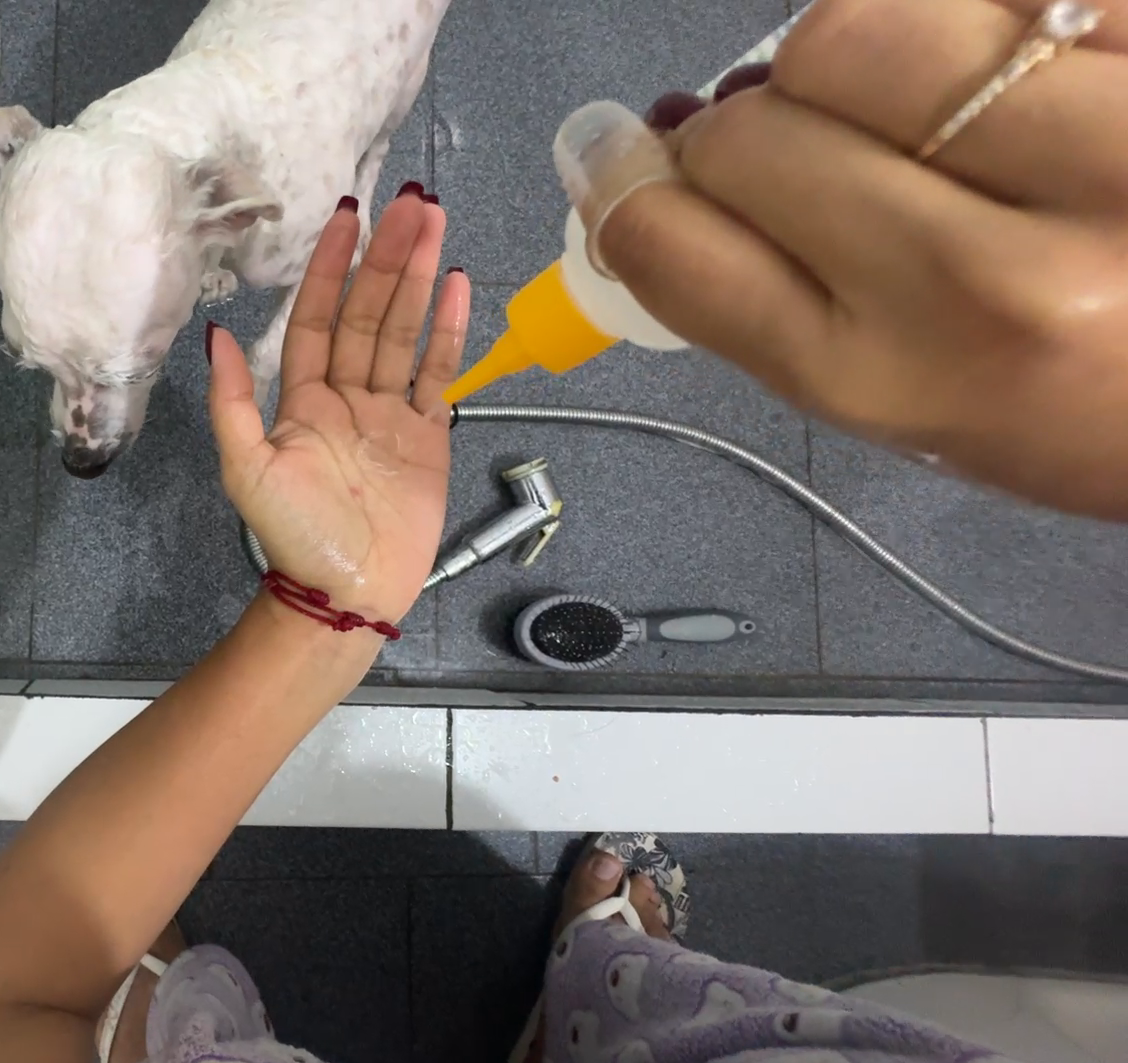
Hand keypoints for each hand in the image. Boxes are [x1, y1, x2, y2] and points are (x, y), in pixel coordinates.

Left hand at [207, 191, 470, 623]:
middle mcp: (344, 396)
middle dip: (386, 259)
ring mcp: (389, 413)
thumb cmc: (295, 532)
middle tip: (411, 202)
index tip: (348, 216)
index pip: (316, 318)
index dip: (330, 268)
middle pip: (366, 315)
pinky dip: (447, 333)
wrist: (346, 590)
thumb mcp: (248, 467)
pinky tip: (457, 287)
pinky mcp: (427, 435)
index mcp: (301, 399)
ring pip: (403, 334)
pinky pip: (438, 376)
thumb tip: (216, 335)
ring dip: (418, 281)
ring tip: (435, 224)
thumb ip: (232, 401)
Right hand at [572, 0, 1127, 519]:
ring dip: (832, 53)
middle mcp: (981, 284)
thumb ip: (751, 293)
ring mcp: (1118, 156)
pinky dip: (962, 20)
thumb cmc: (1062, 402)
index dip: (615, 187)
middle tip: (773, 143)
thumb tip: (638, 164)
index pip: (669, 247)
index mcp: (872, 376)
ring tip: (890, 93)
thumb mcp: (875, 388)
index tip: (607, 153)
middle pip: (744, 135)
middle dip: (728, 129)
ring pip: (855, 31)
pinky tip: (1004, 70)